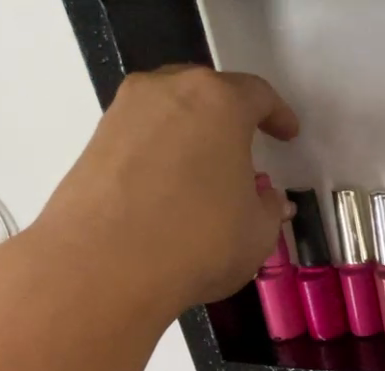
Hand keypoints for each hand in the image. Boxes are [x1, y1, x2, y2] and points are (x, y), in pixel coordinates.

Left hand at [28, 65, 298, 319]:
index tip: (288, 133)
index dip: (277, 113)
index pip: (256, 94)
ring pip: (172, 113)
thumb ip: (269, 207)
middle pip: (207, 93)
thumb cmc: (202, 239)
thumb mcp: (259, 232)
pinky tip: (178, 194)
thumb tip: (267, 198)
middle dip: (231, 119)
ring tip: (212, 178)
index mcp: (218, 104)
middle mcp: (167, 92)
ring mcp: (125, 112)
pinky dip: (167, 156)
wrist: (109, 263)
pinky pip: (146, 138)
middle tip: (248, 151)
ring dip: (196, 138)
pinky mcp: (97, 141)